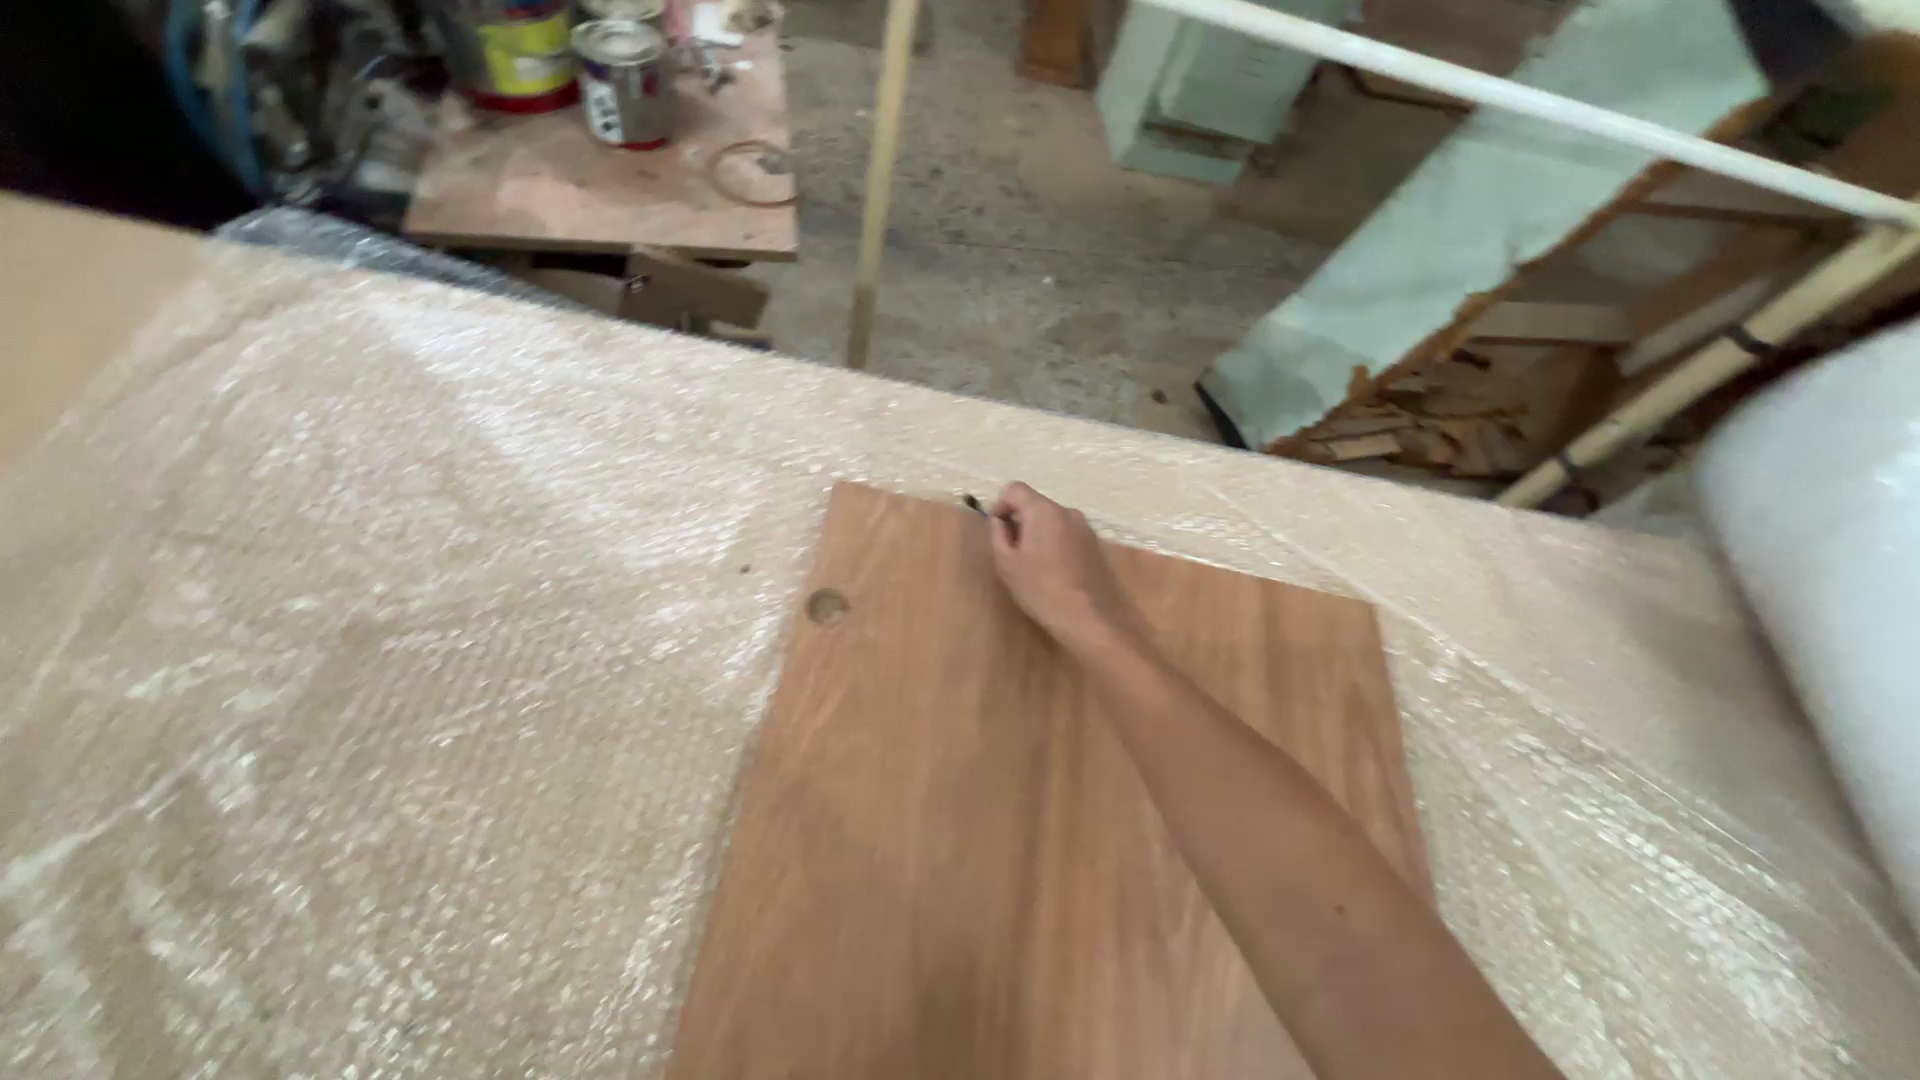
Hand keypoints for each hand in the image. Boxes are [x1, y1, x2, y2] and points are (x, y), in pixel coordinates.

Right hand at [987, 482, 1143, 657]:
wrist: (1087, 616)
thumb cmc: (1040, 589)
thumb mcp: (1007, 563)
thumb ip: (998, 534)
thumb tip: (999, 520)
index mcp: (1043, 511)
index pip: (1015, 489)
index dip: (1001, 505)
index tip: (998, 530)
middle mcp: (1067, 511)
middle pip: (1035, 504)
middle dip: (1020, 521)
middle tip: (1013, 552)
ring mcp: (1085, 527)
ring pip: (1052, 519)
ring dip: (1038, 533)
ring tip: (1034, 565)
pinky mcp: (1095, 544)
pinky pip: (1067, 533)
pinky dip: (1055, 543)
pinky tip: (1054, 571)